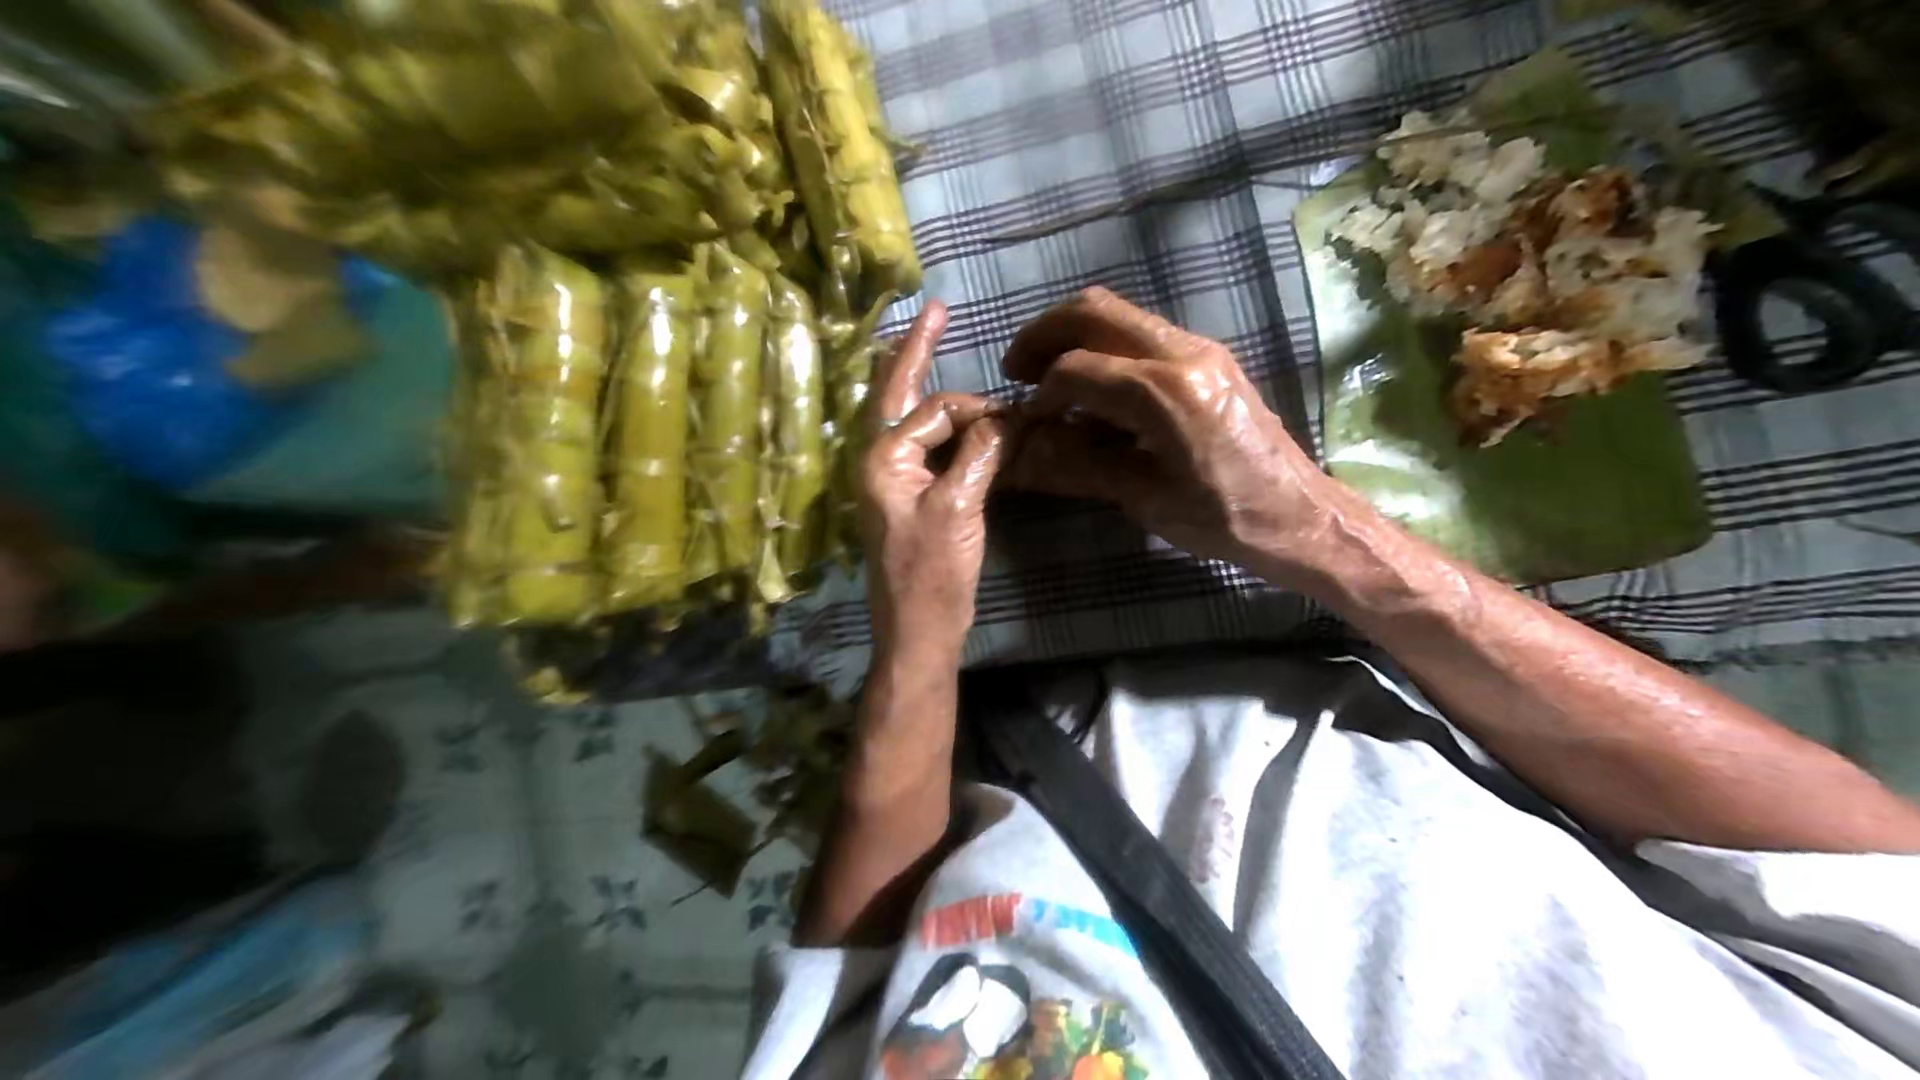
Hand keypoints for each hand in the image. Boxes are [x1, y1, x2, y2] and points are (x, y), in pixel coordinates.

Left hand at [860, 299, 1007, 659]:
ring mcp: (894, 479)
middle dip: (914, 351)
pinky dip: (944, 426)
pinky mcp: (912, 497)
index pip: (933, 410)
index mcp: (882, 459)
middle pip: (897, 393)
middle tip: (935, 310)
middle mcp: (880, 461)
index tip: (1018, 420)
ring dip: (924, 383)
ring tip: (931, 340)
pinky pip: (926, 447)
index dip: (976, 409)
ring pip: (908, 417)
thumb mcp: (958, 508)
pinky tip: (956, 412)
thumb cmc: (932, 574)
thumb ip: (979, 455)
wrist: (918, 630)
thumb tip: (1005, 418)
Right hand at [1000, 287, 1338, 581]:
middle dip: (1044, 333)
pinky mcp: (1208, 356)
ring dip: (1072, 334)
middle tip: (1015, 368)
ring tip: (1044, 373)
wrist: (1300, 515)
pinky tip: (1089, 385)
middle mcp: (1185, 354)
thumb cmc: (1224, 519)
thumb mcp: (1144, 499)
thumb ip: (1080, 464)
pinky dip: (1102, 346)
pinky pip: (1140, 332)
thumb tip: (1023, 448)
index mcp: (1168, 394)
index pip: (1078, 368)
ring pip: (1118, 313)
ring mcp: (1201, 348)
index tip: (1027, 420)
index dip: (1040, 393)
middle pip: (1095, 311)